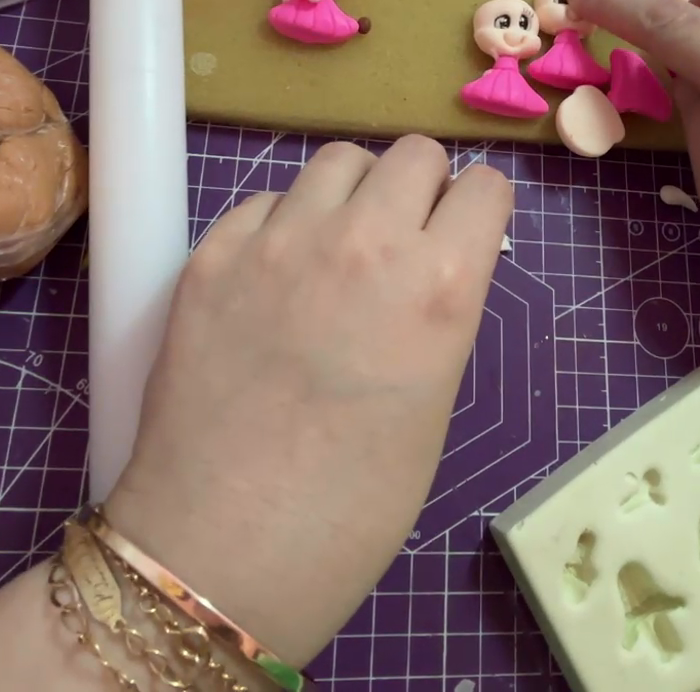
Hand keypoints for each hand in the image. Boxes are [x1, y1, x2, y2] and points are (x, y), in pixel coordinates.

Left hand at [103, 137, 511, 664]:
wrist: (223, 549)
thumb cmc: (355, 504)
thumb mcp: (434, 399)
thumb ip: (438, 310)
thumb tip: (430, 263)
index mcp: (440, 285)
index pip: (486, 186)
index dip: (478, 210)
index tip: (462, 233)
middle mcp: (366, 240)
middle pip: (414, 152)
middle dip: (421, 188)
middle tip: (402, 238)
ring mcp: (282, 239)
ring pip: (339, 160)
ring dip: (353, 193)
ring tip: (337, 247)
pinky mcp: (214, 251)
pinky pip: (266, 201)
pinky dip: (282, 225)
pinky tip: (273, 278)